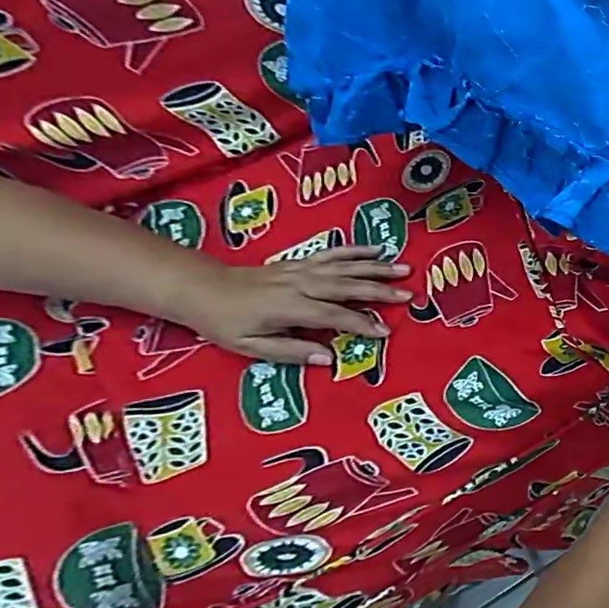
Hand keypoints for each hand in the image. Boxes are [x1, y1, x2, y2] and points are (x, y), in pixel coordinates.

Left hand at [168, 245, 412, 365]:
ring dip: (377, 268)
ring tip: (404, 269)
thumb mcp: (249, 345)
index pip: (334, 316)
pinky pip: (333, 254)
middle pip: (348, 287)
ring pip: (346, 267)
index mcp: (289, 307)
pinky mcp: (301, 262)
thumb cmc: (223, 322)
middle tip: (408, 295)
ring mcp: (302, 270)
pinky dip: (356, 251)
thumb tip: (328, 358)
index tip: (385, 332)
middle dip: (381, 291)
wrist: (200, 288)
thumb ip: (290, 352)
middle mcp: (300, 285)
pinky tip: (377, 249)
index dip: (361, 324)